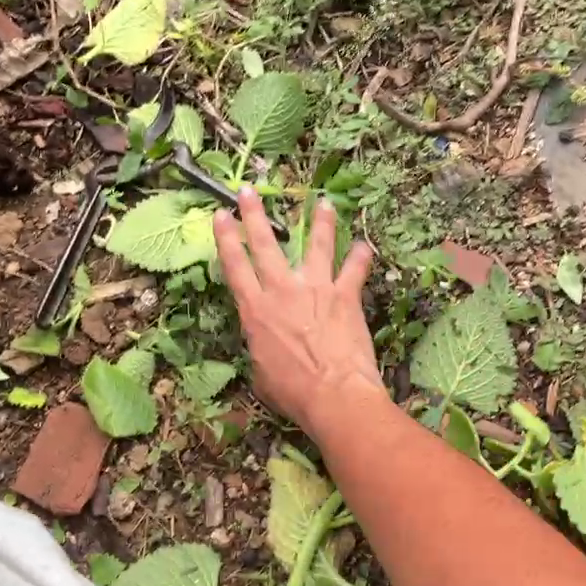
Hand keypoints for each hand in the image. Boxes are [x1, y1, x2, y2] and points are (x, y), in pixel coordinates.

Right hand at [214, 187, 381, 435]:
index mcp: (256, 310)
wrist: (334, 394)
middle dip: (256, 215)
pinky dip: (360, 257)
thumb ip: (260, 345)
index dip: (226, 238)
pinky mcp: (346, 295)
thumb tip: (264, 339)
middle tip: (250, 190)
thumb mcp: (261, 371)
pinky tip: (364, 246)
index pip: (235, 266)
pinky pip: (354, 269)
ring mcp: (317, 288)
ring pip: (318, 245)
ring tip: (323, 202)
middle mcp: (283, 290)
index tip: (221, 214)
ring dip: (321, 222)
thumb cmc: (293, 392)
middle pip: (266, 244)